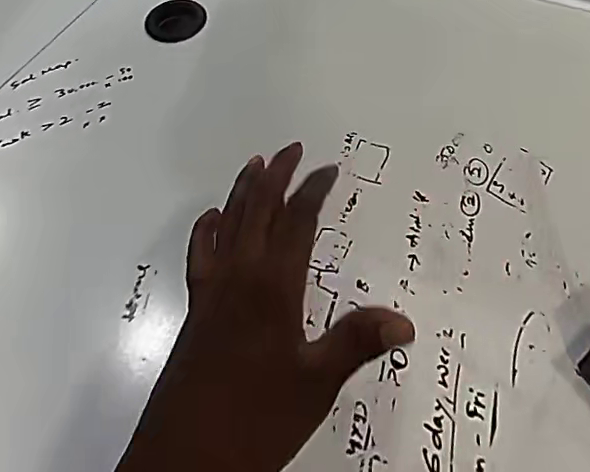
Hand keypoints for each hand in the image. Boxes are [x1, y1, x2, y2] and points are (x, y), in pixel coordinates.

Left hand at [116, 143, 415, 471]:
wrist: (186, 457)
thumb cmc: (257, 418)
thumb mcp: (316, 384)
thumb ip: (356, 342)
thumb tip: (404, 320)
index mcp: (274, 284)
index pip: (298, 220)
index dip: (313, 189)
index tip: (328, 168)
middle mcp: (241, 273)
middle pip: (259, 208)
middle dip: (277, 173)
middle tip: (291, 148)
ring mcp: (213, 287)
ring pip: (229, 221)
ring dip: (244, 189)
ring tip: (256, 163)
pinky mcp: (196, 305)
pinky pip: (200, 252)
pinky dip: (207, 227)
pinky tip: (212, 218)